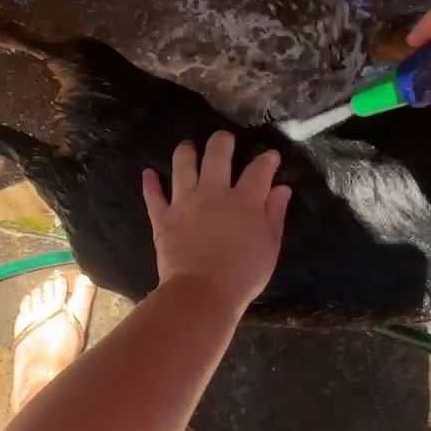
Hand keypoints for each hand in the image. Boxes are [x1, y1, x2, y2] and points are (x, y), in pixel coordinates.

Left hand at [141, 132, 291, 303]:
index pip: (258, 170)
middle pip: (217, 155)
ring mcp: (184, 202)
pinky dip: (150, 184)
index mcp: (244, 200)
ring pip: (183, 165)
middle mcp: (213, 192)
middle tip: (224, 139)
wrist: (202, 290)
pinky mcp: (163, 217)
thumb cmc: (243, 273)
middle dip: (222, 142)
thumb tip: (282, 188)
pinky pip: (154, 195)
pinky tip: (148, 173)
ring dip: (186, 152)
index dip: (267, 160)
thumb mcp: (270, 246)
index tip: (271, 155)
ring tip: (187, 146)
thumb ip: (275, 214)